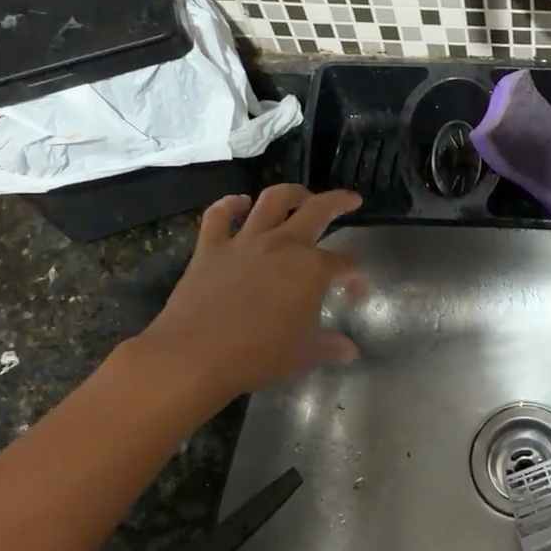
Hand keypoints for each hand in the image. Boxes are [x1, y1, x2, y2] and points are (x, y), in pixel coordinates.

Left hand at [127, 185, 362, 412]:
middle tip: (351, 200)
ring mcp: (245, 242)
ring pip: (272, 200)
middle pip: (318, 210)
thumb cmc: (256, 357)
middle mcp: (283, 245)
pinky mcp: (211, 248)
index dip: (356, 276)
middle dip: (339, 202)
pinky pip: (219, 215)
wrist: (193, 358)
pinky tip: (240, 202)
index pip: (346, 263)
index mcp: (312, 269)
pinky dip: (229, 204)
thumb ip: (329, 346)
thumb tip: (350, 351)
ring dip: (291, 193)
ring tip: (301, 196)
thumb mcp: (302, 355)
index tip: (356, 293)